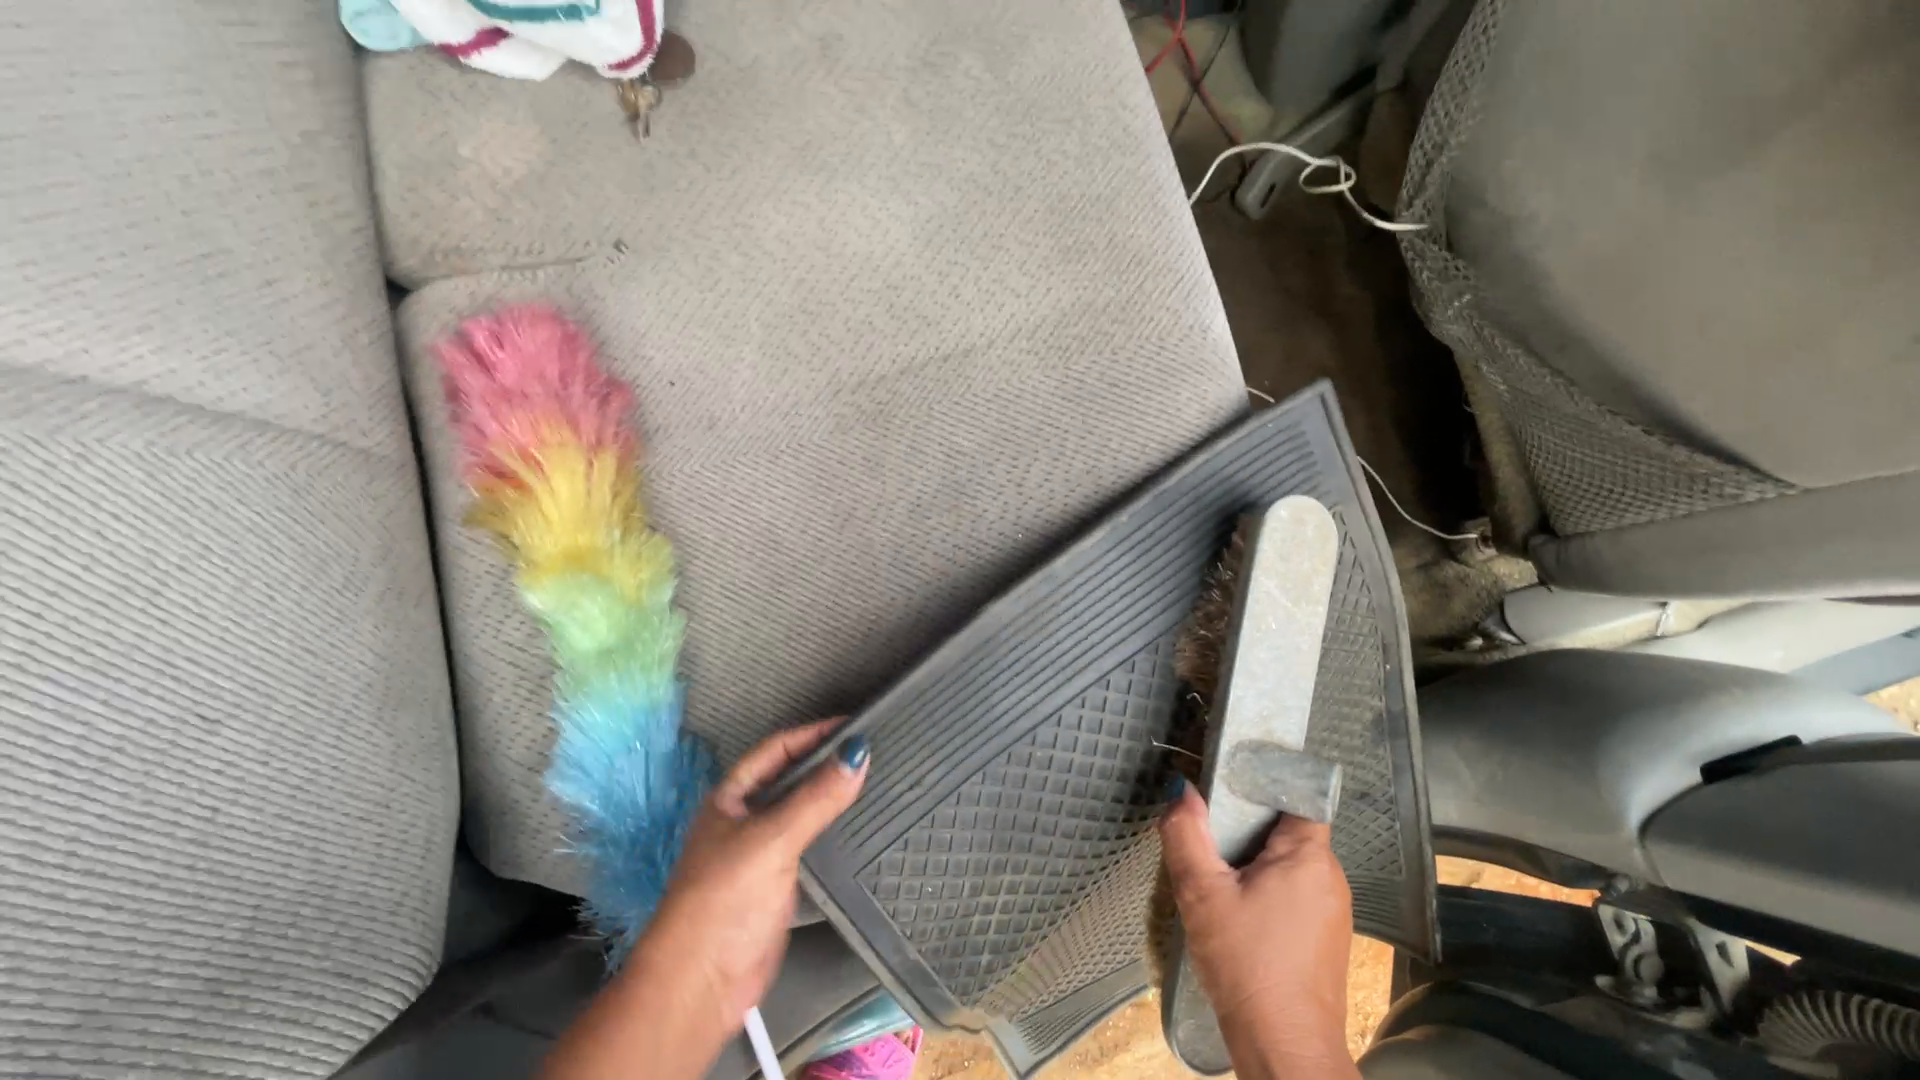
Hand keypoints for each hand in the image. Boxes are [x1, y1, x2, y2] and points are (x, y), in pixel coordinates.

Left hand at [544, 720, 870, 1079]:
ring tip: (877, 782)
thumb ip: (816, 798)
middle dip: (826, 763)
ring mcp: (762, 853)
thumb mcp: (772, 839)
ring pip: (804, 812)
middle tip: (874, 751)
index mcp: (731, 797)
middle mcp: (746, 819)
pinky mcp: (780, 884)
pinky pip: (813, 846)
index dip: (814, 734)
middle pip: (791, 778)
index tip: (856, 725)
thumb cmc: (724, 900)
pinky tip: (862, 830)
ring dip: (832, 798)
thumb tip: (858, 754)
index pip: (777, 749)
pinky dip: (836, 833)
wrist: (701, 983)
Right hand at [1160, 780, 1357, 1079]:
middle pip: (1287, 827)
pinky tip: (1235, 910)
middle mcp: (1331, 875)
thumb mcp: (1201, 893)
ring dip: (1253, 861)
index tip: (1226, 784)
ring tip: (1216, 875)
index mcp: (1309, 855)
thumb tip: (1180, 789)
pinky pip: (1292, 892)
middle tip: (1207, 836)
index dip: (1262, 783)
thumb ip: (1186, 834)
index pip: (1297, 793)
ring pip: (1287, 862)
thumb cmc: (1246, 966)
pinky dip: (1264, 889)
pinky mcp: (1324, 936)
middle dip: (1246, 826)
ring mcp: (1332, 909)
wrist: (1285, 1049)